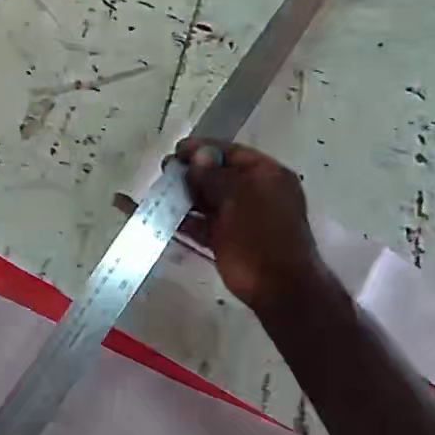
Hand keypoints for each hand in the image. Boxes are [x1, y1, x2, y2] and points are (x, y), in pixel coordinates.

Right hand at [174, 138, 323, 310]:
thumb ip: (214, 176)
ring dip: (182, 196)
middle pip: (217, 176)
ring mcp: (237, 219)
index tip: (177, 149)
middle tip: (164, 171)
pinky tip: (160, 216)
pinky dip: (181, 221)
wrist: (277, 285)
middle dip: (190, 173)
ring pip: (205, 201)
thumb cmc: (262, 234)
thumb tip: (196, 156)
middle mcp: (252, 193)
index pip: (233, 153)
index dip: (205, 149)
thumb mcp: (239, 197)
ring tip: (158, 192)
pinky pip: (199, 226)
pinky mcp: (223, 241)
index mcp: (266, 176)